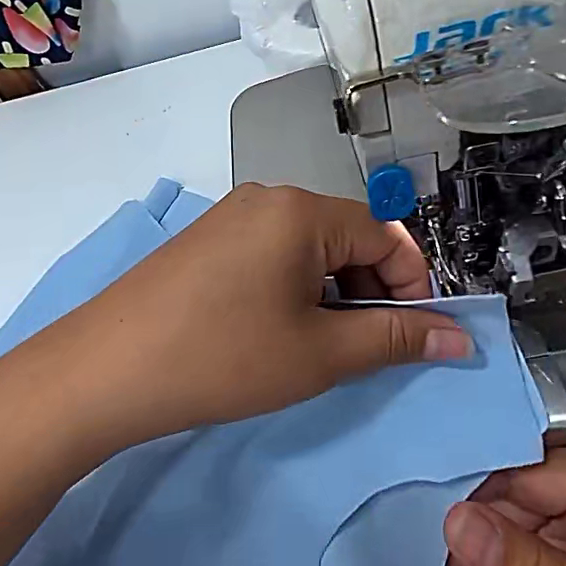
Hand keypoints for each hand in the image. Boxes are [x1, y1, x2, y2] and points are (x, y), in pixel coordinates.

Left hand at [36, 184, 474, 447]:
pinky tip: (274, 330)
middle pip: (346, 236)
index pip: (386, 235)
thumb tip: (458, 337)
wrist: (107, 369)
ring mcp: (230, 215)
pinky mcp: (206, 239)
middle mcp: (267, 197)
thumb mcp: (321, 353)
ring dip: (330, 293)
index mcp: (301, 209)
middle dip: (368, 291)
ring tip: (316, 346)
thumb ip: (396, 338)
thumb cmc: (224, 357)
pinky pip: (270, 253)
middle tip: (361, 349)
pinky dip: (292, 288)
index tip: (414, 336)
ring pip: (308, 247)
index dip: (412, 286)